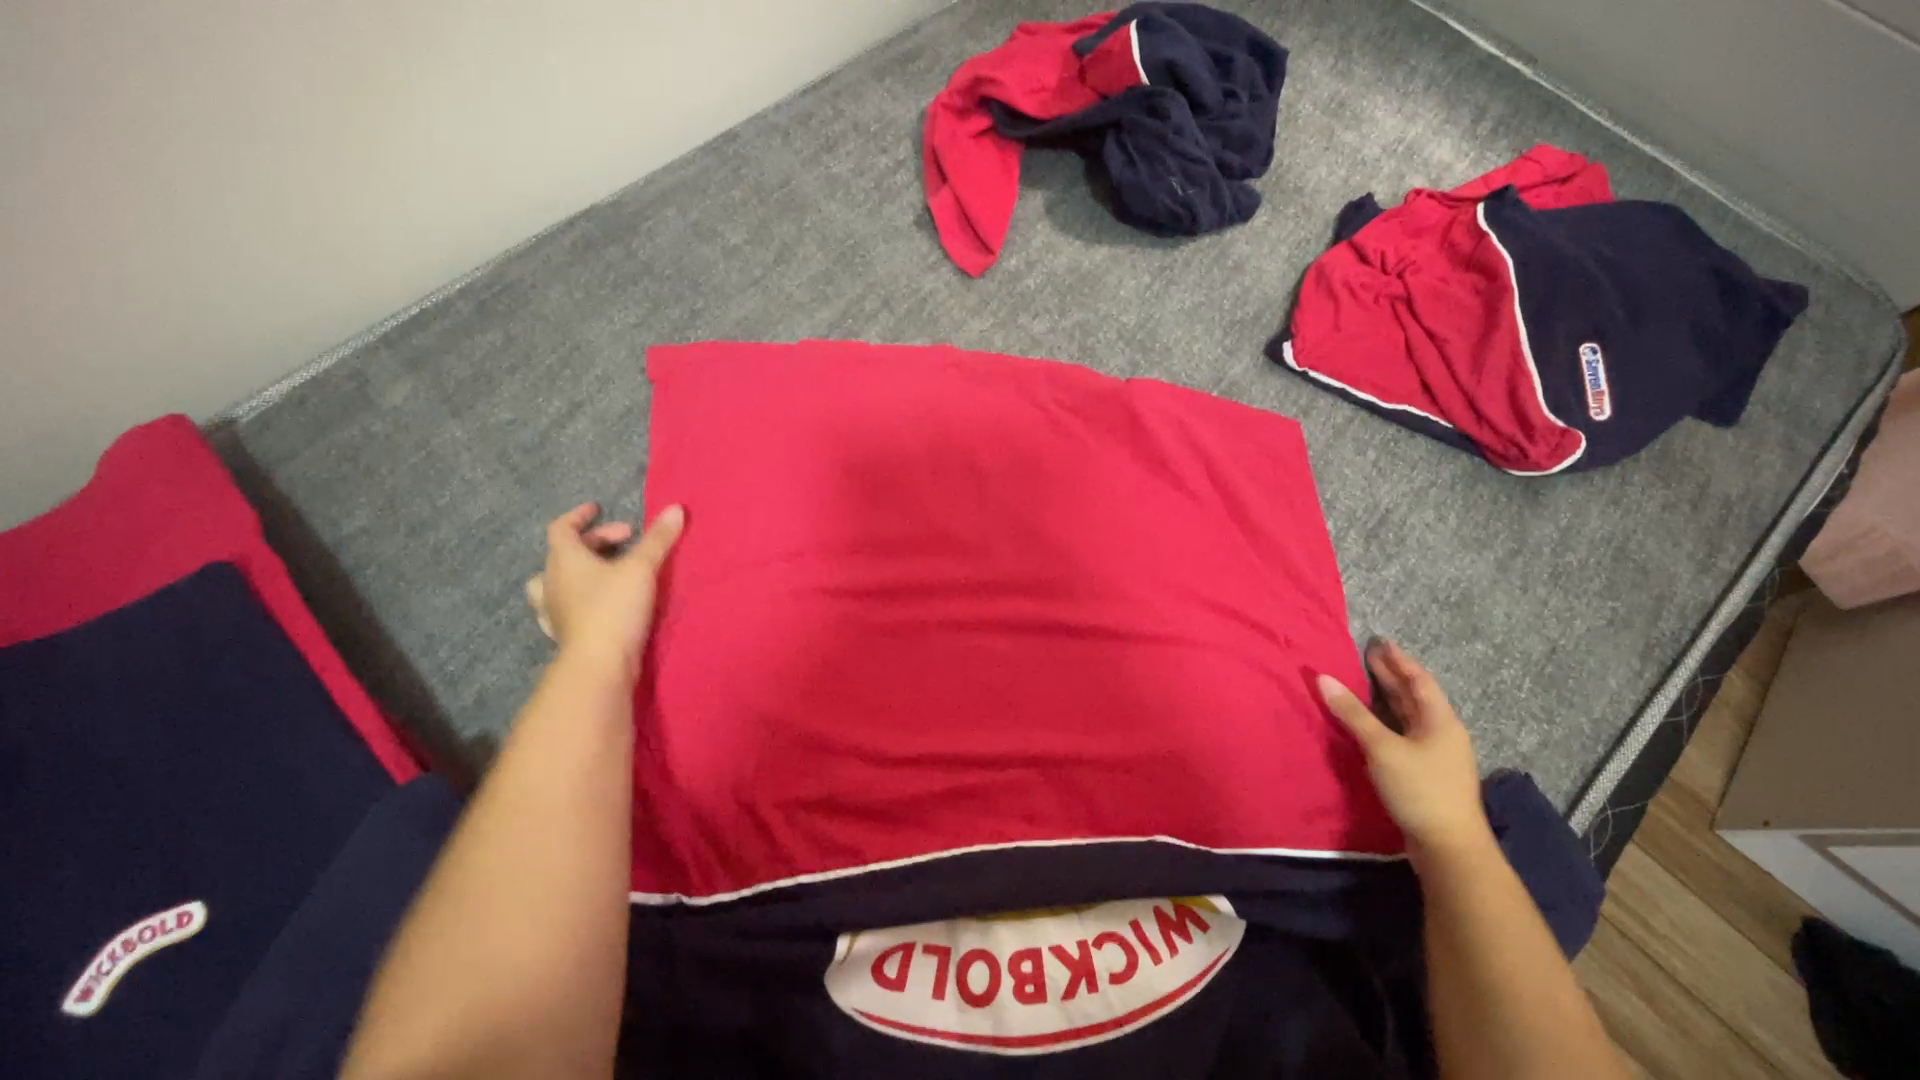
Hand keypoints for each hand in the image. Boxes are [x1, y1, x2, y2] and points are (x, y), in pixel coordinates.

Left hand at [537, 502, 684, 680]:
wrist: (599, 664)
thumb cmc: (614, 608)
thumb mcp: (641, 568)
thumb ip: (658, 539)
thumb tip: (675, 508)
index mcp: (564, 559)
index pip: (562, 527)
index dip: (579, 515)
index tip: (598, 509)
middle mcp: (552, 581)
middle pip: (564, 552)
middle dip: (596, 541)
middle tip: (628, 541)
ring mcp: (553, 610)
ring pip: (555, 581)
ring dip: (578, 571)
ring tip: (602, 572)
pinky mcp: (564, 633)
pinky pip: (562, 607)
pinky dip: (576, 599)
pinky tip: (593, 604)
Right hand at [1317, 640, 1491, 866]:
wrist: (1448, 846)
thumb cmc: (1419, 789)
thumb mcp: (1382, 748)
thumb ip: (1353, 714)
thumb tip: (1323, 678)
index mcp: (1440, 721)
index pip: (1419, 680)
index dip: (1399, 661)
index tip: (1380, 642)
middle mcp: (1442, 734)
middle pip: (1416, 697)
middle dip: (1393, 677)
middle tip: (1370, 656)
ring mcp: (1436, 756)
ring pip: (1410, 718)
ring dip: (1390, 700)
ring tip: (1368, 684)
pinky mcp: (1425, 775)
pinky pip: (1404, 736)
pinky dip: (1387, 723)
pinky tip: (1374, 725)